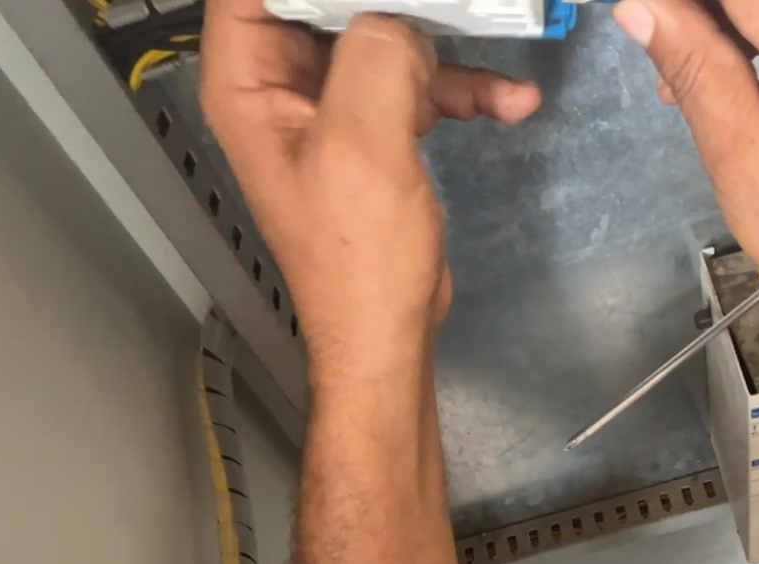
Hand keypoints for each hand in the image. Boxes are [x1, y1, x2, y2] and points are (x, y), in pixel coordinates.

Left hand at [200, 1, 539, 375]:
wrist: (389, 335)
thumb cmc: (361, 257)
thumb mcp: (363, 147)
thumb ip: (379, 58)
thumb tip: (405, 24)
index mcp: (248, 80)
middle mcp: (283, 87)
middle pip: (330, 2)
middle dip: (395, 2)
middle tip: (452, 4)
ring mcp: (334, 113)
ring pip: (384, 42)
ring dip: (446, 48)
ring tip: (501, 46)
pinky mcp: (378, 138)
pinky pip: (417, 92)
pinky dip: (461, 92)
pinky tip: (510, 100)